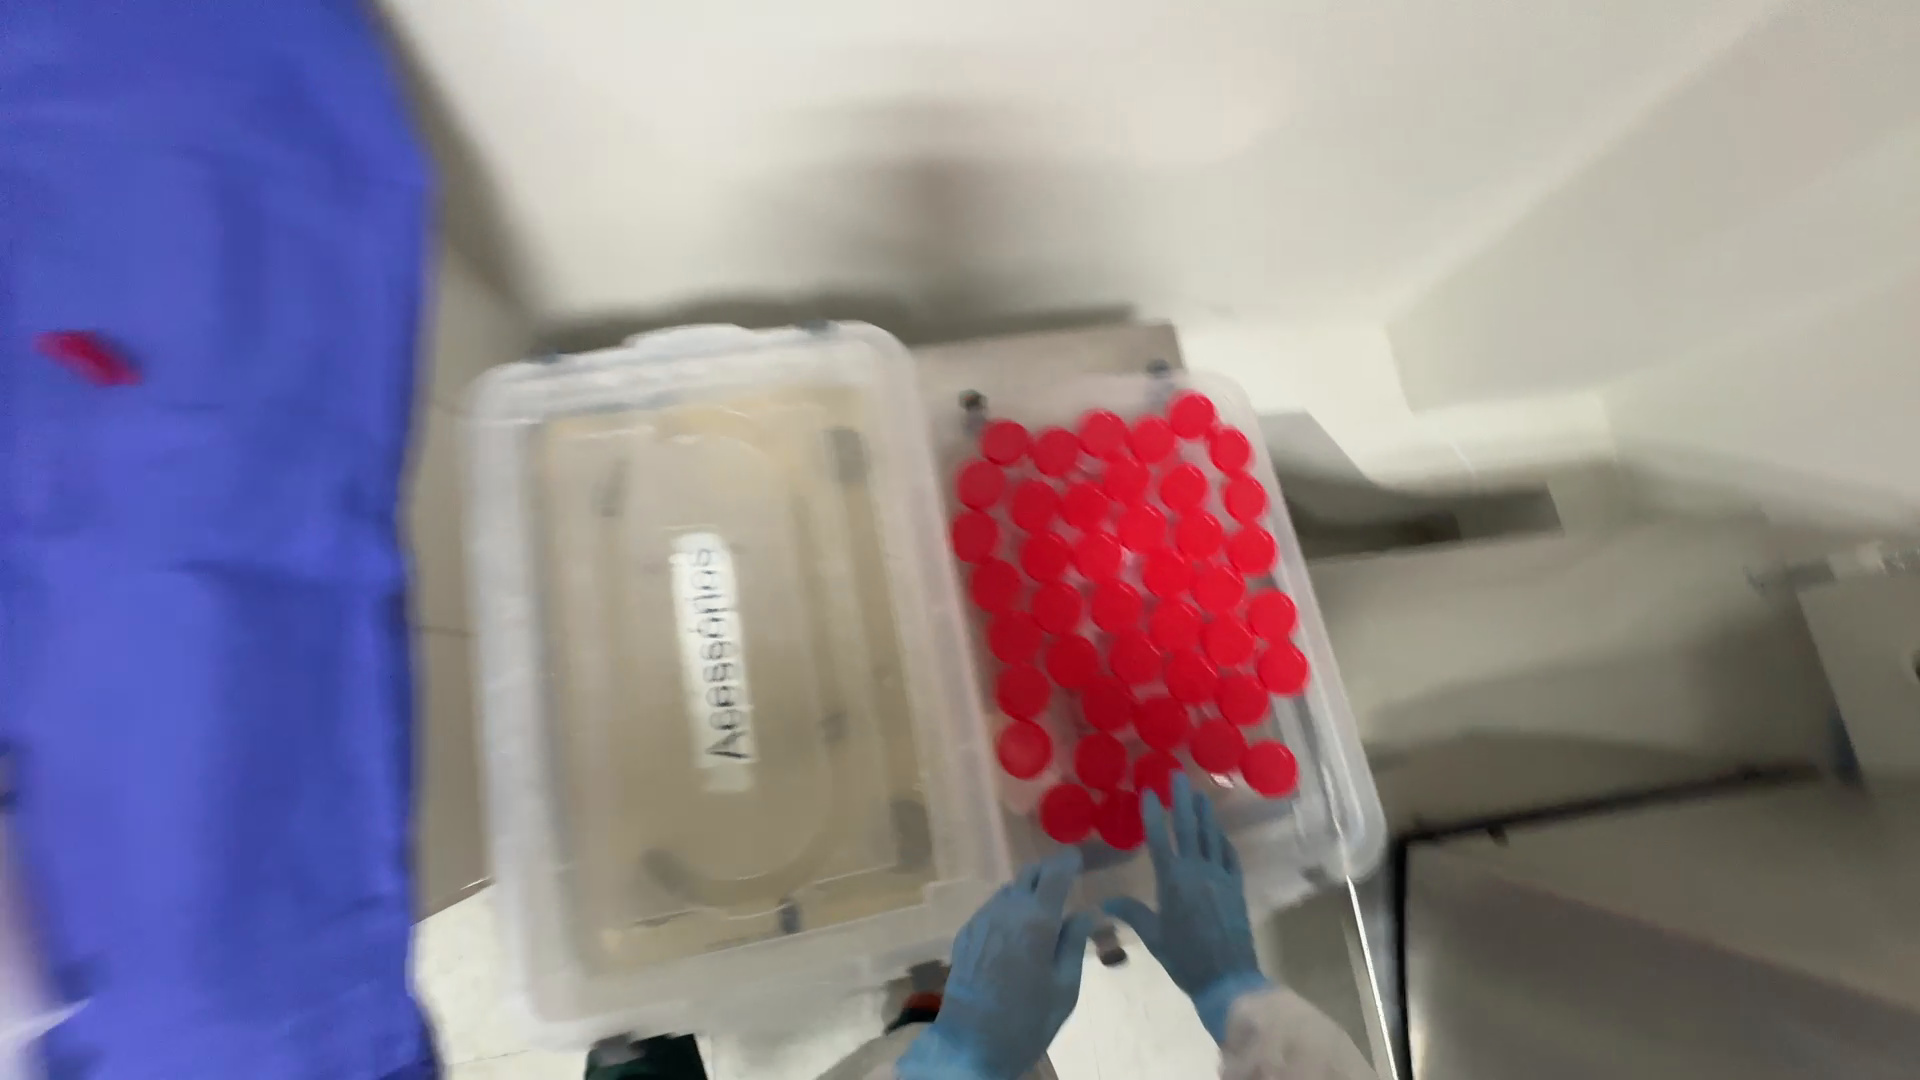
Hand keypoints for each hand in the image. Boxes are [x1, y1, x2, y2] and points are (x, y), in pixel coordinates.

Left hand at [898, 852, 1095, 1079]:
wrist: (971, 1044)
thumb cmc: (1027, 1020)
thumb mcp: (1064, 988)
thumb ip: (1075, 943)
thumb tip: (1087, 912)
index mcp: (1037, 919)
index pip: (1055, 872)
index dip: (1069, 860)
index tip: (1079, 857)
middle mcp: (1008, 908)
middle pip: (1030, 873)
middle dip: (1049, 871)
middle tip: (1066, 880)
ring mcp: (983, 917)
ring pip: (1010, 889)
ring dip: (1028, 891)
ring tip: (1042, 910)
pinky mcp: (967, 931)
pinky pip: (994, 908)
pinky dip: (1009, 909)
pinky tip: (1015, 932)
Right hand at [1102, 773, 1270, 1042]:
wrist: (1229, 979)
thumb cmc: (1185, 959)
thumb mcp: (1153, 937)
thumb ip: (1132, 912)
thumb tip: (1105, 900)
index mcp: (1172, 880)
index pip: (1159, 838)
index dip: (1152, 813)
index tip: (1148, 790)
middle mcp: (1196, 871)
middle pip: (1188, 827)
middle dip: (1181, 799)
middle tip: (1178, 776)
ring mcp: (1220, 877)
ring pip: (1211, 837)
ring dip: (1205, 814)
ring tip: (1200, 794)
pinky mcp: (1236, 887)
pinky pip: (1229, 857)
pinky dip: (1223, 841)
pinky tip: (1220, 834)